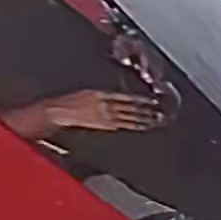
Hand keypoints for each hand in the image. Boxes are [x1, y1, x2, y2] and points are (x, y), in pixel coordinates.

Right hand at [42, 89, 164, 131]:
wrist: (59, 111)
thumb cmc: (71, 101)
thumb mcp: (87, 93)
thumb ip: (104, 96)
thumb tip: (120, 99)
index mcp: (100, 94)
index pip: (125, 97)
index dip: (141, 99)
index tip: (152, 100)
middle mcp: (106, 105)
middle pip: (132, 108)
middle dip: (148, 110)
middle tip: (161, 111)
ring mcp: (108, 115)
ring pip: (132, 117)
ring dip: (147, 118)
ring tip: (158, 119)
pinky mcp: (108, 124)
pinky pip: (127, 125)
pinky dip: (139, 125)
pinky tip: (147, 126)